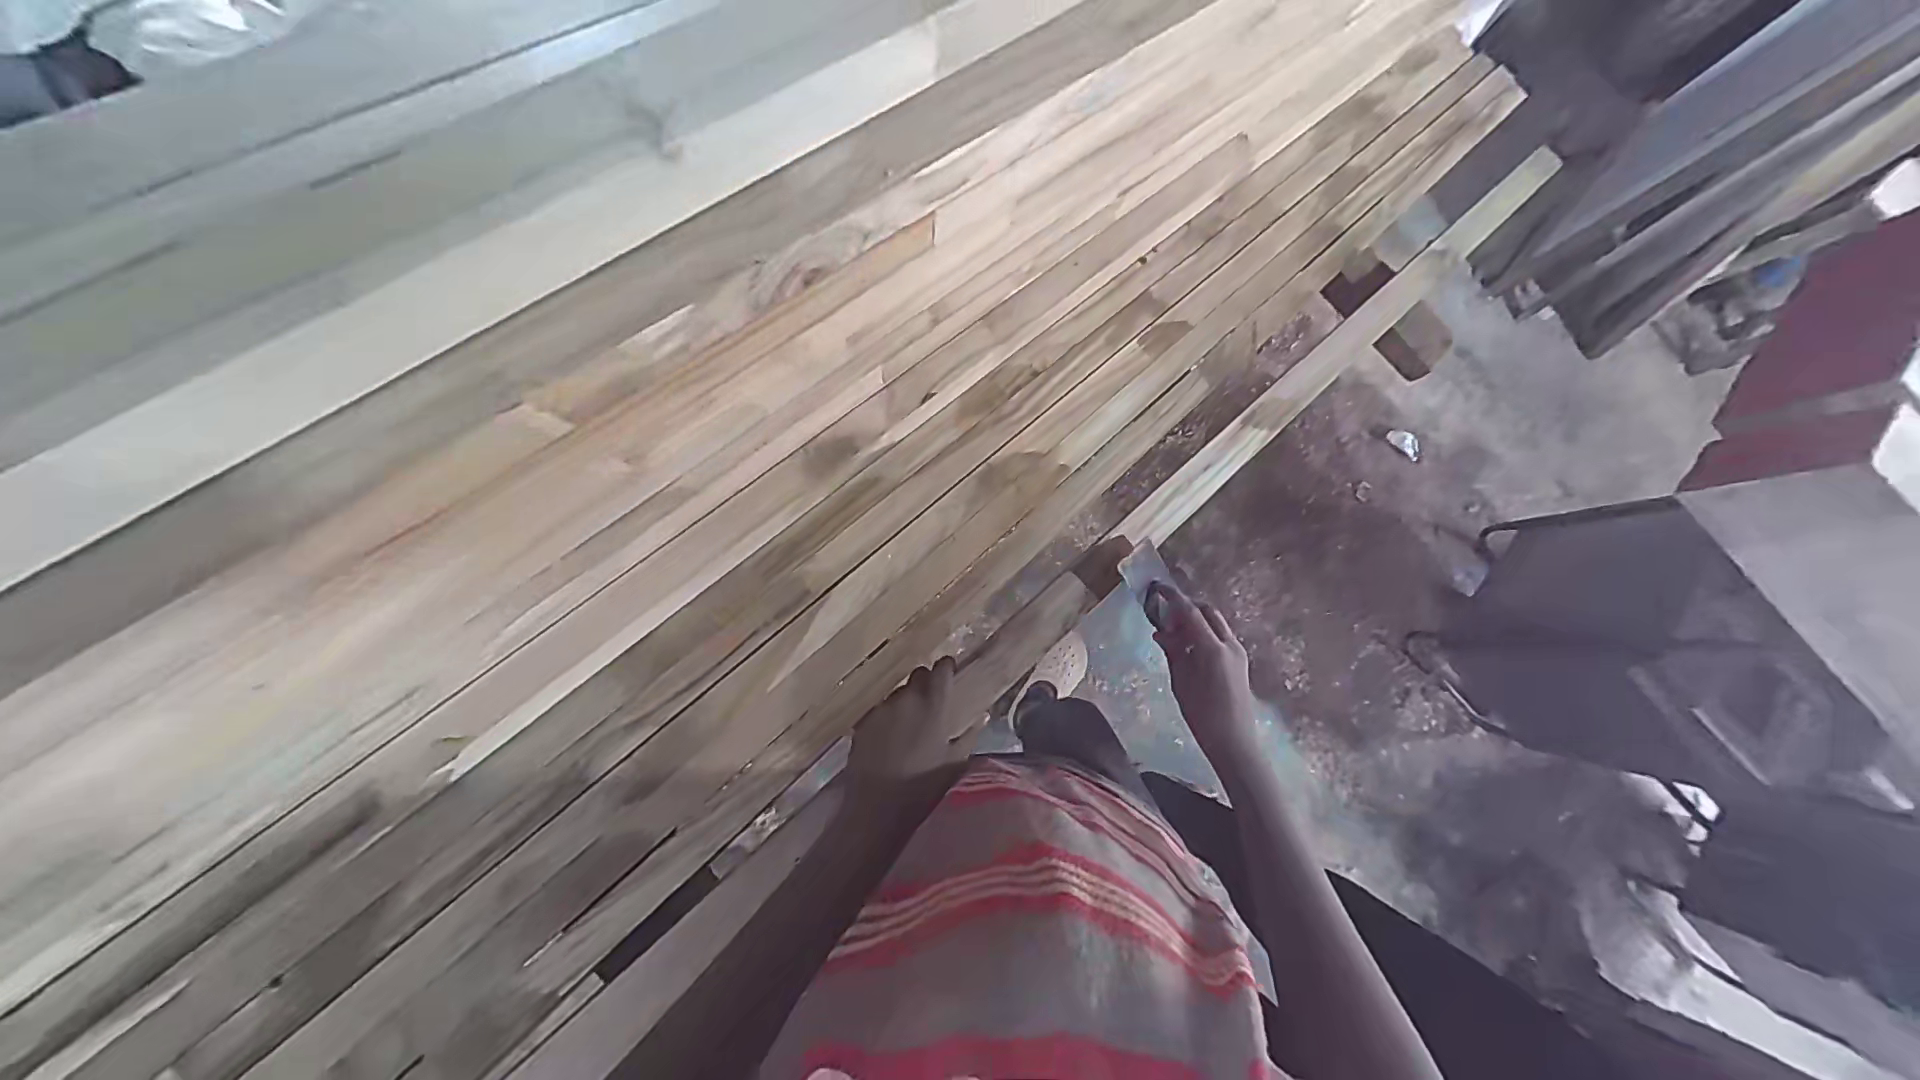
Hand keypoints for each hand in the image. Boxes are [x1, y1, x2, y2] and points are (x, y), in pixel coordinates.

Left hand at [844, 658, 979, 809]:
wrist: (877, 808)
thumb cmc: (923, 786)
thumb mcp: (955, 763)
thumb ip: (969, 735)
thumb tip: (983, 716)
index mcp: (933, 705)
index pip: (941, 668)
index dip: (946, 668)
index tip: (949, 672)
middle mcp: (906, 698)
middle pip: (917, 674)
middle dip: (926, 682)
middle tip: (931, 702)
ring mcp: (881, 708)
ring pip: (897, 693)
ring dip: (906, 701)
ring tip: (910, 726)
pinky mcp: (862, 721)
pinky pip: (880, 710)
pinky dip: (887, 717)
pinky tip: (890, 738)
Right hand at [1146, 582, 1259, 766]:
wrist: (1234, 742)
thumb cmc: (1202, 715)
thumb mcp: (1181, 681)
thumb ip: (1173, 652)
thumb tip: (1162, 632)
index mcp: (1213, 648)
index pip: (1190, 612)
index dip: (1173, 597)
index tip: (1157, 588)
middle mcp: (1229, 644)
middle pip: (1207, 612)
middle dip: (1186, 607)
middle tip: (1164, 615)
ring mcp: (1237, 652)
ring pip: (1214, 623)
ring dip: (1194, 620)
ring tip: (1173, 634)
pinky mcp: (1239, 662)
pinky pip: (1219, 637)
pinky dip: (1202, 633)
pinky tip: (1187, 648)